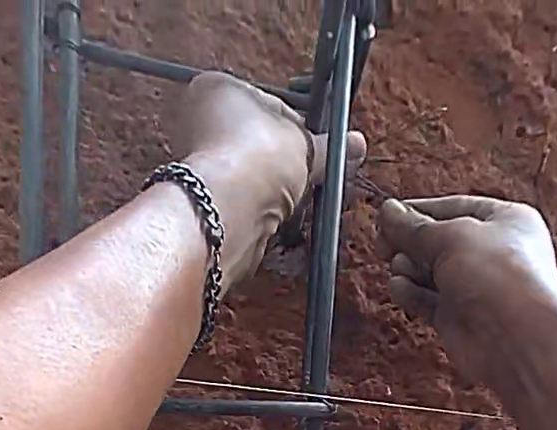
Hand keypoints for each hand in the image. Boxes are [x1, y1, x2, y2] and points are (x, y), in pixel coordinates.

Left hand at [174, 72, 363, 285]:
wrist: (230, 208)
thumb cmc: (259, 157)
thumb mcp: (304, 145)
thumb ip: (329, 148)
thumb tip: (357, 144)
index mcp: (217, 87)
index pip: (269, 106)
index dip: (299, 129)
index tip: (317, 149)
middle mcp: (199, 121)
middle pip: (258, 142)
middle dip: (286, 162)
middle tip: (311, 178)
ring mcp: (200, 162)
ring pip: (252, 174)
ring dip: (276, 188)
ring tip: (295, 199)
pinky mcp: (205, 200)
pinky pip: (243, 200)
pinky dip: (261, 208)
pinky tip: (275, 215)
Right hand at [375, 196, 556, 387]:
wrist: (517, 340)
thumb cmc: (504, 280)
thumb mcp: (452, 237)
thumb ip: (415, 227)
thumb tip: (388, 213)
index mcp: (505, 222)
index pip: (454, 209)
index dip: (419, 212)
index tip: (389, 215)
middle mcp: (491, 256)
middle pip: (440, 243)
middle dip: (411, 242)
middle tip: (384, 242)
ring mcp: (475, 291)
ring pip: (432, 274)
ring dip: (409, 268)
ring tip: (395, 265)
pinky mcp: (459, 321)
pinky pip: (428, 302)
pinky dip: (411, 294)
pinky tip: (398, 286)